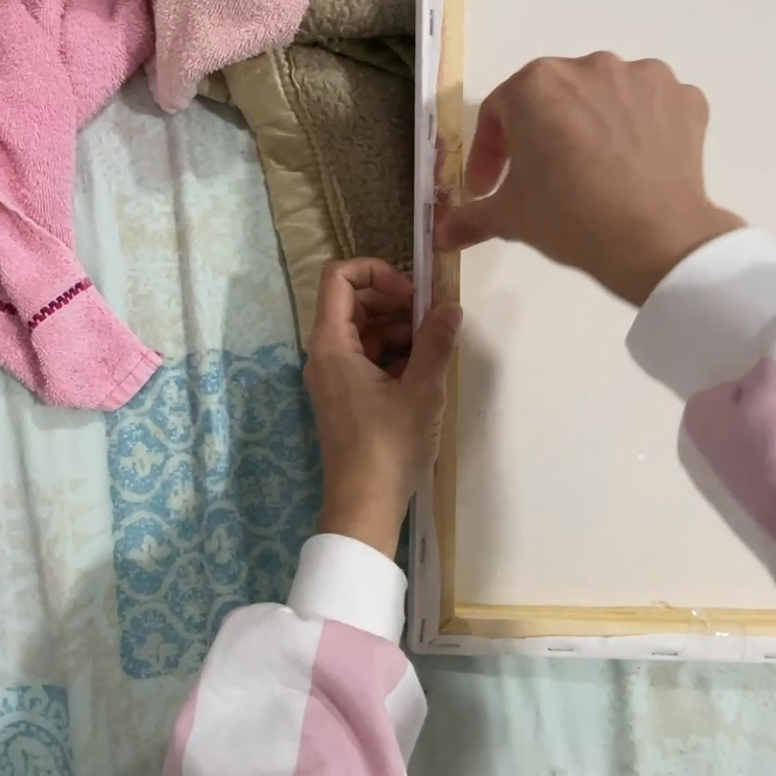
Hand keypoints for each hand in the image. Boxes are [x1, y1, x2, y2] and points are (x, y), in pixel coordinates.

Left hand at [303, 259, 462, 558]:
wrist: (363, 504)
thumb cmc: (388, 446)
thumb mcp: (421, 391)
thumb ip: (436, 342)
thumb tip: (451, 306)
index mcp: (331, 344)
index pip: (338, 277)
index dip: (375, 272)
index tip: (411, 295)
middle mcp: (324, 354)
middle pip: (353, 303)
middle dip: (395, 303)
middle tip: (433, 321)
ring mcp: (332, 375)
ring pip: (363, 331)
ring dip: (399, 330)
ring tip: (435, 349)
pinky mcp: (344, 395)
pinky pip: (366, 357)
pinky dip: (393, 355)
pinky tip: (424, 371)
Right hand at [434, 52, 744, 305]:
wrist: (652, 238)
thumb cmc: (565, 216)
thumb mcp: (508, 217)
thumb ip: (470, 217)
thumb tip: (442, 235)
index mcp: (535, 86)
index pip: (497, 112)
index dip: (488, 153)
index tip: (490, 187)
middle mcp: (588, 66)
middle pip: (551, 98)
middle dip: (539, 134)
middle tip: (537, 178)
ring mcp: (642, 77)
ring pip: (601, 98)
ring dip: (588, 126)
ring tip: (589, 170)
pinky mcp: (683, 96)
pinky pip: (647, 107)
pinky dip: (635, 128)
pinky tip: (630, 164)